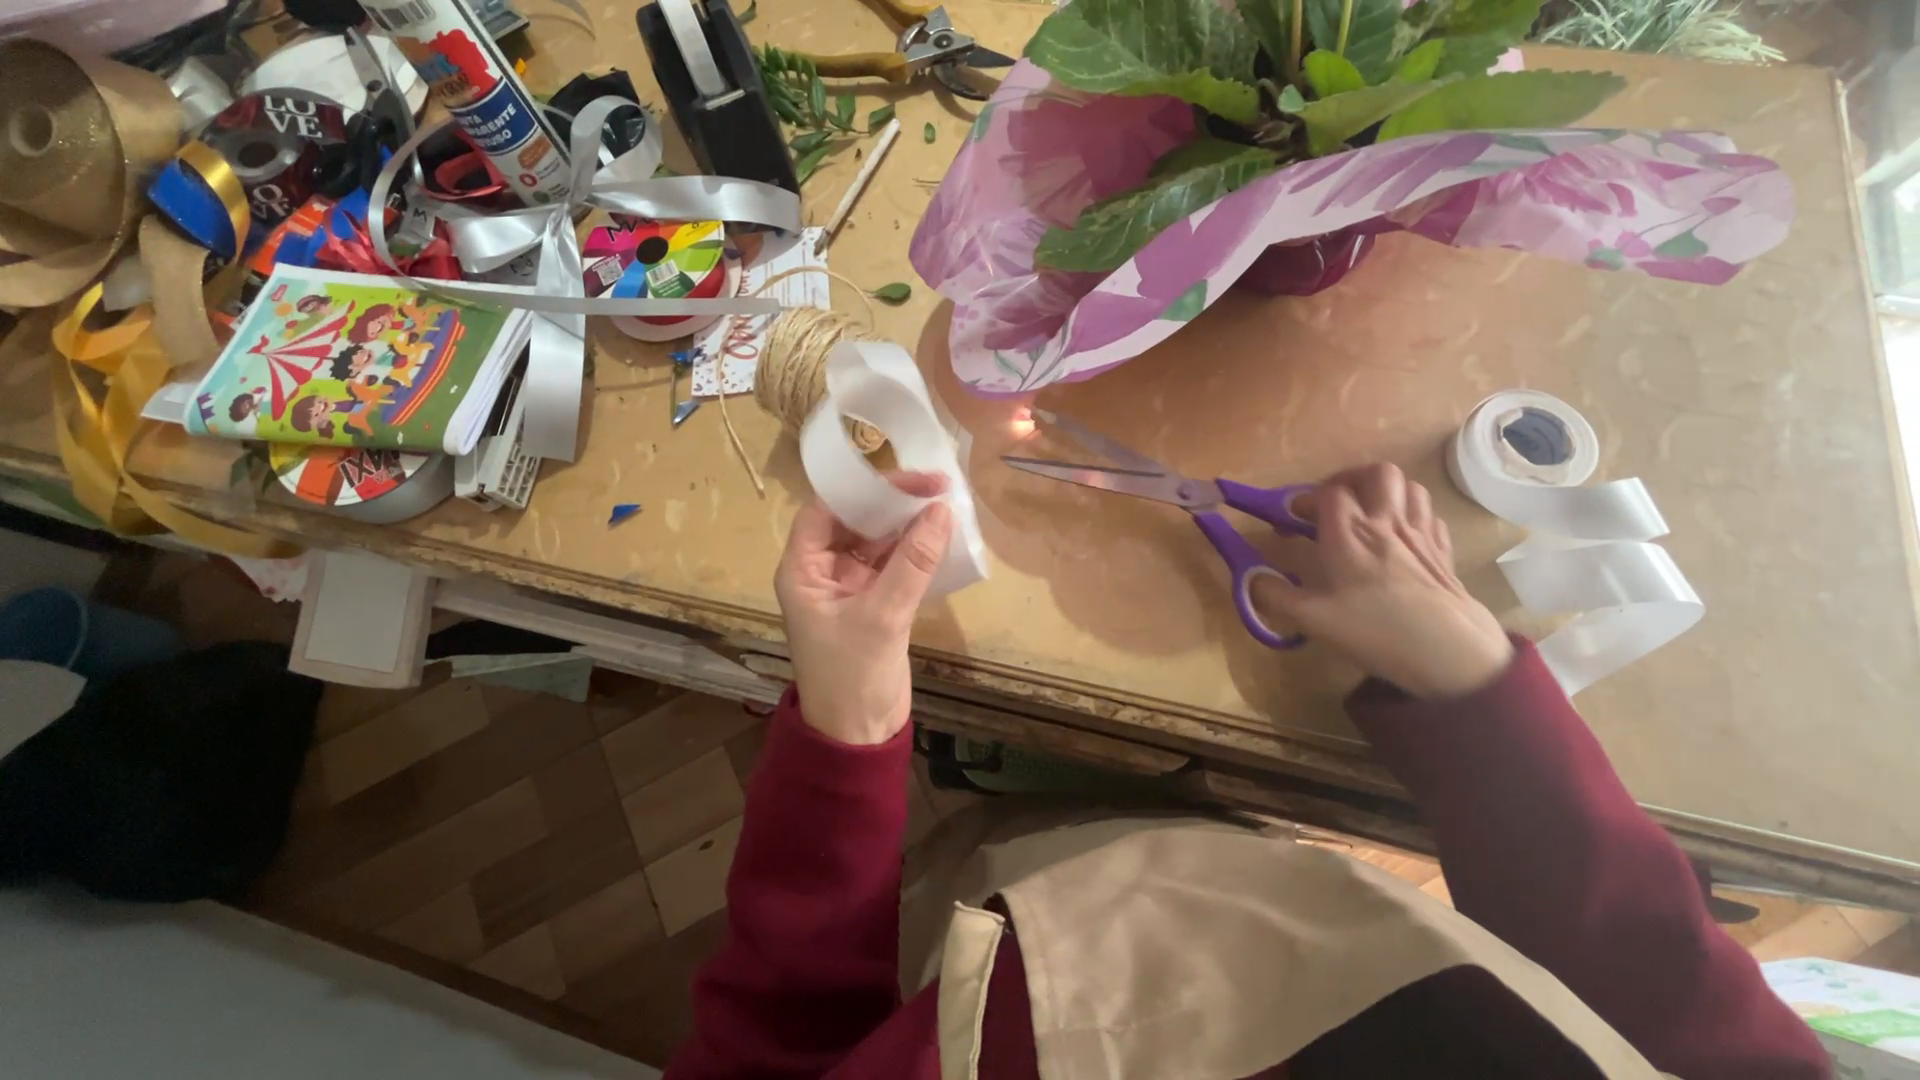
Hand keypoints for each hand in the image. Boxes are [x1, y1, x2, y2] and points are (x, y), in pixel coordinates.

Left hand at [775, 472, 954, 744]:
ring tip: (945, 503)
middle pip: (855, 520)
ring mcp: (850, 588)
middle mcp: (823, 572)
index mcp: (803, 570)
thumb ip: (912, 563)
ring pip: (878, 541)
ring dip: (908, 525)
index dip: (864, 489)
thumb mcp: (881, 617)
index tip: (908, 478)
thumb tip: (942, 510)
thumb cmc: (852, 677)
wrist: (858, 736)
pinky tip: (942, 537)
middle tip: (937, 485)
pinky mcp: (875, 604)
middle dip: (892, 502)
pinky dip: (916, 551)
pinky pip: (894, 565)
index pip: (826, 509)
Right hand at [1253, 463, 1512, 699]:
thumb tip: (1249, 579)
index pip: (1327, 493)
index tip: (1291, 520)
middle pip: (1375, 473)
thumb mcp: (1312, 619)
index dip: (1305, 499)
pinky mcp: (1444, 549)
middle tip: (1334, 501)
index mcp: (1350, 534)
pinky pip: (1429, 514)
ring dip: (1385, 490)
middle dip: (1350, 478)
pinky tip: (1402, 534)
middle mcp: (1386, 522)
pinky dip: (1412, 514)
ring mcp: (1420, 533)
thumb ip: (1274, 595)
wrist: (1449, 649)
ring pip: (1409, 486)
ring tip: (1369, 511)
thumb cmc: (1374, 629)